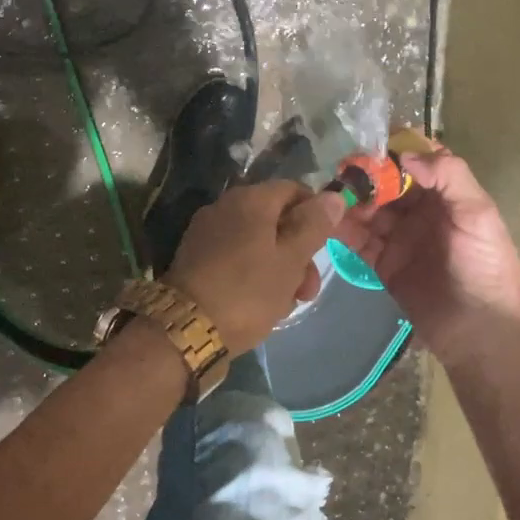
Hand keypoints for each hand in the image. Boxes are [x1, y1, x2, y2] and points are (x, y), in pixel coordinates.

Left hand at [164, 181, 344, 353]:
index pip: (294, 190)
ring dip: (278, 268)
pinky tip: (259, 304)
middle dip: (299, 253)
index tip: (326, 248)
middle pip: (276, 219)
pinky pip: (235, 257)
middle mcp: (225, 206)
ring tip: (284, 306)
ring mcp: (207, 231)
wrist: (186, 329)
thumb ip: (313, 225)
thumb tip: (333, 196)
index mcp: (251, 199)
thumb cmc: (247, 292)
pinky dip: (253, 274)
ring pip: (257, 242)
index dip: (316, 214)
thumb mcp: (290, 260)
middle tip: (307, 292)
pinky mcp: (195, 257)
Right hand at [334, 148, 519, 358]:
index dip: (394, 150)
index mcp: (448, 195)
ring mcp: (401, 237)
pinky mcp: (383, 264)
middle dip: (365, 175)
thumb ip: (448, 176)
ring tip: (330, 195)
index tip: (369, 143)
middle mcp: (422, 211)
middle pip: (387, 183)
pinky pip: (359, 240)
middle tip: (341, 170)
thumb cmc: (487, 268)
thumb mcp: (478, 214)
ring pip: (369, 209)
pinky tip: (328, 221)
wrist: (481, 333)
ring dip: (351, 200)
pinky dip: (343, 229)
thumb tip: (405, 154)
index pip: (417, 161)